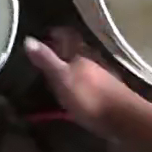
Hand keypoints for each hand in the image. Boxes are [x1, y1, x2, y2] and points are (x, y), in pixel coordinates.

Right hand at [23, 29, 139, 136]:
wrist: (124, 119)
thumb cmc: (89, 97)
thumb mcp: (62, 78)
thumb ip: (46, 60)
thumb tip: (28, 39)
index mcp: (80, 53)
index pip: (67, 35)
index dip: (55, 33)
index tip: (44, 33)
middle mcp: (92, 60)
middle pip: (75, 50)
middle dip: (61, 50)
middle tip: (46, 53)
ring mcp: (102, 76)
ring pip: (82, 65)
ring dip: (70, 66)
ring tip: (56, 73)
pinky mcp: (107, 92)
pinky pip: (88, 81)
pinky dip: (78, 82)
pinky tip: (73, 91)